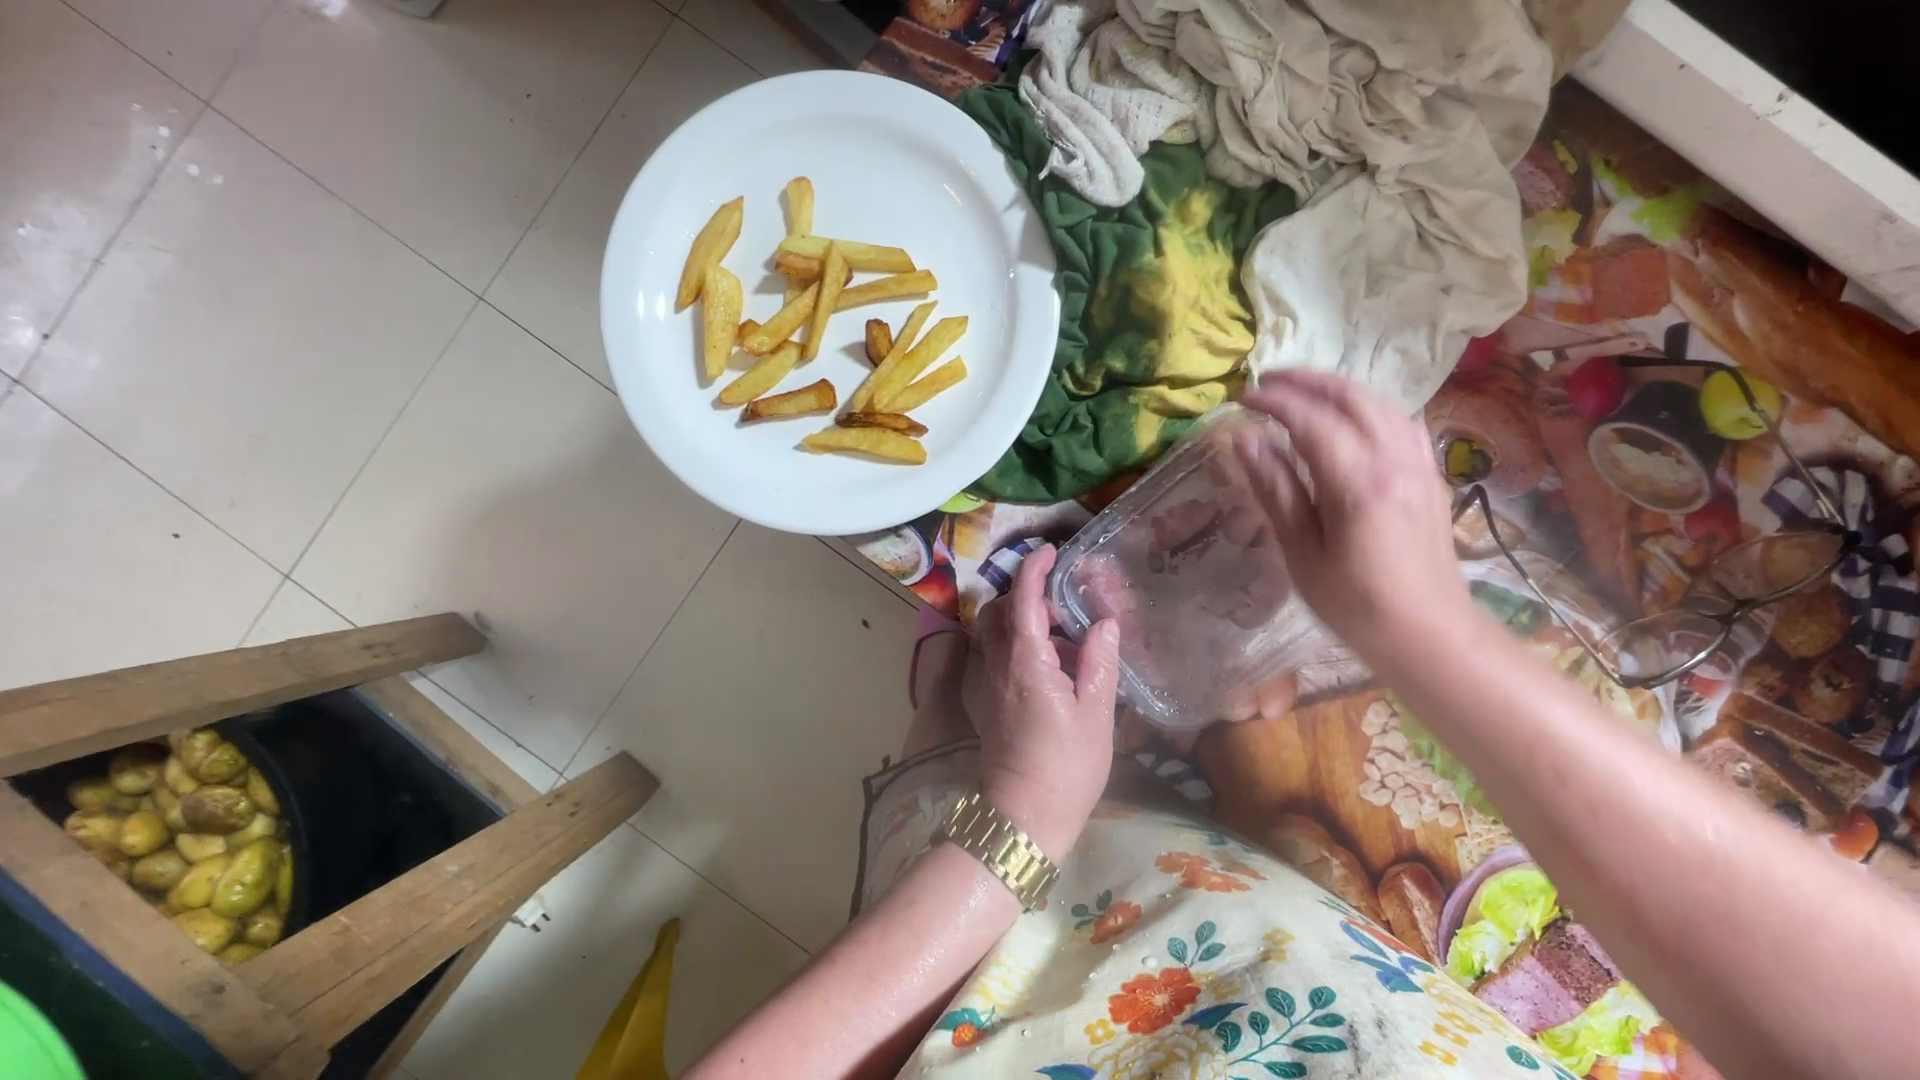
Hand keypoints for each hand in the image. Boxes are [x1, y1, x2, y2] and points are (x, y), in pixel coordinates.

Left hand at [974, 544, 1120, 858]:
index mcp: (1025, 661)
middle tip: (1059, 600)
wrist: (1023, 814)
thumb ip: (1099, 662)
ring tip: (1059, 638)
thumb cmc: (1067, 766)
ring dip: (1017, 620)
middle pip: (996, 610)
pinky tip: (1047, 668)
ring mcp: (985, 684)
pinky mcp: (984, 702)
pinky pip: (993, 657)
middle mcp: (996, 665)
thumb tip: (1104, 624)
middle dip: (1021, 593)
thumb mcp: (1096, 713)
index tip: (1050, 551)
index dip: (1033, 570)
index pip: (1022, 600)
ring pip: (991, 633)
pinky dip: (1014, 645)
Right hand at [1233, 371, 1470, 657]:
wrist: (1430, 634)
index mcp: (1359, 482)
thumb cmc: (1356, 605)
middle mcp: (1395, 460)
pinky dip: (1368, 406)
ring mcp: (1419, 464)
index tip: (1240, 398)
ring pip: (1380, 403)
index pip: (1311, 419)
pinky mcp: (1430, 476)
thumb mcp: (1303, 554)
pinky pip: (1400, 421)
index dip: (1273, 402)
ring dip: (1337, 388)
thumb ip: (1276, 490)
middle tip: (1266, 383)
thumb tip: (1245, 441)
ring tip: (1300, 393)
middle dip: (1305, 381)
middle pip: (1351, 396)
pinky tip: (1350, 419)